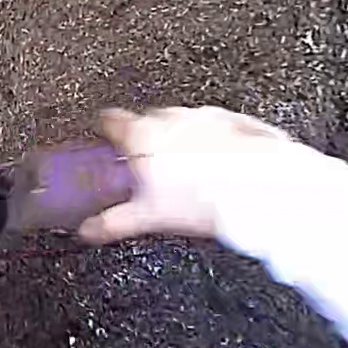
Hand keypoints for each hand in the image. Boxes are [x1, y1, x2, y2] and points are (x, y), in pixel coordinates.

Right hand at [77, 106, 347, 244]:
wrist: (258, 191)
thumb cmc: (200, 198)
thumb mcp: (147, 217)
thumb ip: (111, 222)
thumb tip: (89, 230)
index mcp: (141, 133)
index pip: (111, 120)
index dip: (106, 128)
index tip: (106, 135)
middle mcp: (171, 118)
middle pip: (147, 121)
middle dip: (146, 139)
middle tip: (149, 165)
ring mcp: (204, 117)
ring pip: (183, 124)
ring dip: (181, 140)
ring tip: (188, 170)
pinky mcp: (236, 122)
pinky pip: (217, 127)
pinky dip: (213, 141)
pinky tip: (218, 164)